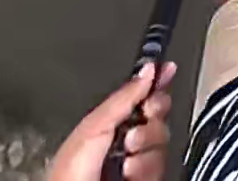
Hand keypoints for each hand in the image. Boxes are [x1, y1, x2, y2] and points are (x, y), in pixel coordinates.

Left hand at [46, 61, 177, 180]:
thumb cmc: (70, 173)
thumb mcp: (94, 126)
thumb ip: (123, 97)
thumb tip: (148, 69)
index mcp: (111, 118)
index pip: (141, 91)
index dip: (156, 78)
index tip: (167, 68)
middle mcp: (127, 136)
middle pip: (159, 110)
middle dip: (154, 110)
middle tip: (145, 114)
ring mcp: (137, 159)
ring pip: (162, 137)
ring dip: (146, 143)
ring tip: (127, 156)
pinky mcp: (146, 178)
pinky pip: (161, 164)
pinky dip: (146, 168)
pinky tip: (129, 174)